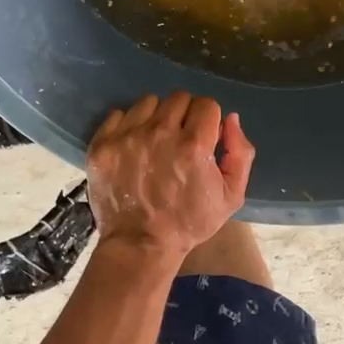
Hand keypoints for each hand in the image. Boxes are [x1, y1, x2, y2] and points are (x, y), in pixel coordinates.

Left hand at [86, 93, 255, 257]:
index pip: (207, 104)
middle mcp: (160, 134)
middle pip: (179, 98)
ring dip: (157, 116)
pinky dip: (129, 124)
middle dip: (186, 114)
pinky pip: (119, 114)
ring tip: (156, 139)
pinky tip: (134, 144)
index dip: (209, 119)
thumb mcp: (231, 195)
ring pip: (149, 102)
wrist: (140, 244)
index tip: (204, 135)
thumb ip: (240, 153)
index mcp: (194, 145)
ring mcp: (127, 137)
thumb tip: (231, 119)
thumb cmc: (190, 222)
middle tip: (181, 137)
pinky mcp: (103, 145)